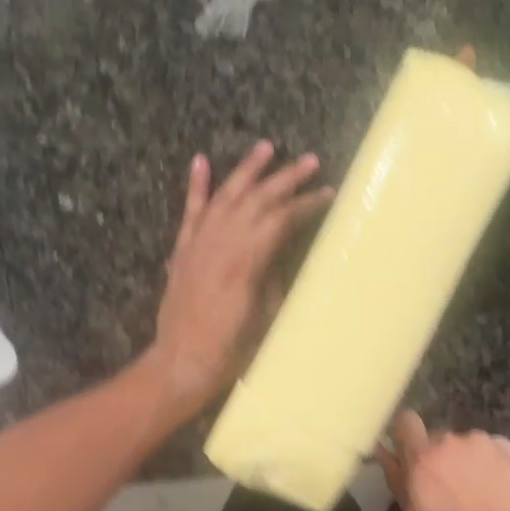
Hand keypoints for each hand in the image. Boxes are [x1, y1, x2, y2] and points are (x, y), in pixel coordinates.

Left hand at [148, 141, 331, 417]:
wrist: (182, 364)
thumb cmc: (231, 350)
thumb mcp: (266, 316)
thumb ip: (273, 277)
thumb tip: (280, 251)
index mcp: (246, 262)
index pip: (281, 220)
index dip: (306, 205)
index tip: (328, 194)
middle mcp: (221, 244)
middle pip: (257, 200)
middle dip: (285, 178)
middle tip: (310, 160)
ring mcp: (199, 244)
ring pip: (226, 196)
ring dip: (247, 170)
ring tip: (266, 147)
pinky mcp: (183, 251)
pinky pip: (190, 211)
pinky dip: (196, 185)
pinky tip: (201, 160)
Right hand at [377, 410, 509, 510]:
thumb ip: (397, 480)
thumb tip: (383, 451)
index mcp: (422, 458)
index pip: (404, 421)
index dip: (405, 435)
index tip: (410, 456)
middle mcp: (449, 440)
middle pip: (435, 438)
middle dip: (436, 457)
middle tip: (447, 489)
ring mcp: (480, 440)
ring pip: (462, 445)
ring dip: (463, 460)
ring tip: (478, 492)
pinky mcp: (506, 444)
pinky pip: (486, 448)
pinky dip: (487, 463)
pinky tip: (498, 488)